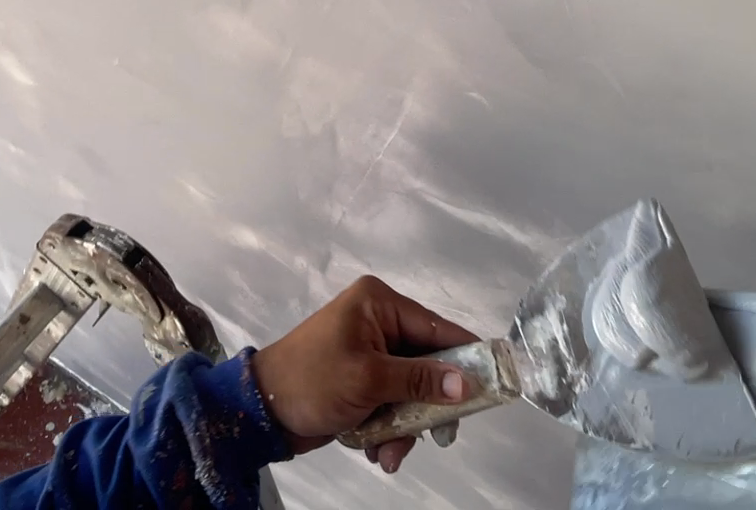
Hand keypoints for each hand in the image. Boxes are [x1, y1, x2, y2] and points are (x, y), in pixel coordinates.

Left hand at [250, 275, 478, 472]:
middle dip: (428, 404)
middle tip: (441, 435)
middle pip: (427, 363)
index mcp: (379, 304)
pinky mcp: (362, 379)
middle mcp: (378, 321)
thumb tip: (466, 384)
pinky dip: (388, 428)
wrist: (261, 410)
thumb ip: (420, 380)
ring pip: (411, 389)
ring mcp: (369, 352)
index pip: (436, 327)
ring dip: (405, 425)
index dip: (466, 354)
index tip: (494, 383)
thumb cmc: (313, 380)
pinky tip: (375, 449)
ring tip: (390, 452)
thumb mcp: (369, 379)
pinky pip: (392, 401)